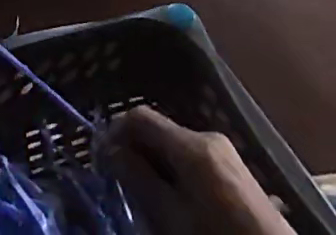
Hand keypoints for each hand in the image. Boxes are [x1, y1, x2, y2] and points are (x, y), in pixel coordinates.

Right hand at [105, 107, 294, 234]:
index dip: (115, 132)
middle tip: (119, 184)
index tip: (101, 161)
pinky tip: (174, 203)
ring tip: (145, 199)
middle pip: (159, 130)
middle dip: (136, 151)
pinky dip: (175, 173)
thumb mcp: (172, 219)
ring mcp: (224, 151)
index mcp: (192, 144)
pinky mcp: (234, 169)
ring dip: (155, 165)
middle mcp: (208, 136)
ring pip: (175, 146)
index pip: (141, 116)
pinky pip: (193, 159)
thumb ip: (139, 180)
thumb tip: (110, 150)